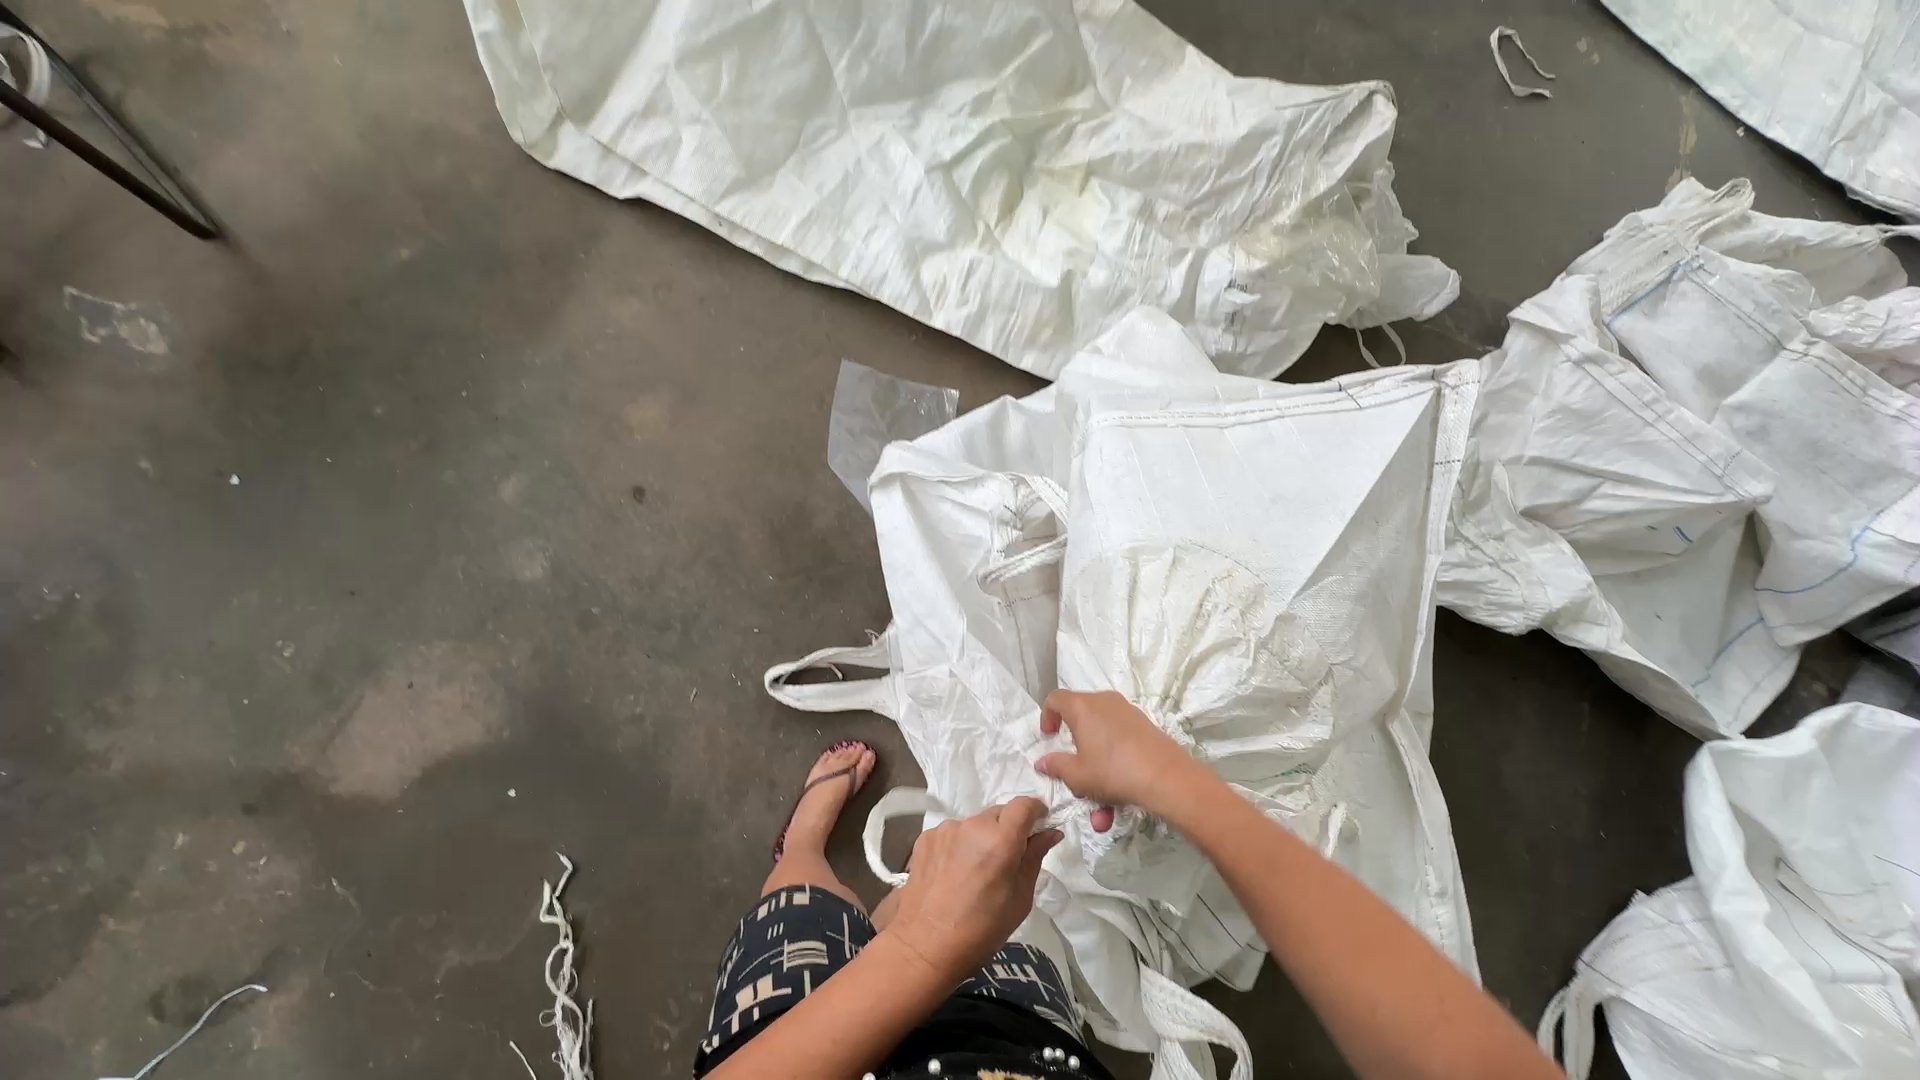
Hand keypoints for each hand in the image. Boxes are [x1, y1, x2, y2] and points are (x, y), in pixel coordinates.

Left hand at [883, 798, 1061, 981]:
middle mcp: (972, 826)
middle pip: (999, 813)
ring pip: (974, 824)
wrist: (925, 947)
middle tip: (1007, 861)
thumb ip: (1034, 858)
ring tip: (976, 872)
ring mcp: (945, 830)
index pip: (1024, 805)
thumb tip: (1050, 832)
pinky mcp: (925, 838)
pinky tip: (953, 874)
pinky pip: (952, 834)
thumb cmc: (982, 930)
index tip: (1038, 827)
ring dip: (982, 838)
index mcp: (1000, 840)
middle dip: (1008, 829)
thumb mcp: (1020, 899)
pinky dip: (959, 846)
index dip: (1035, 812)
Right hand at [1035, 690, 1208, 828]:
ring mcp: (1127, 712)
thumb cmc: (1113, 771)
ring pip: (1101, 739)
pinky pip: (1119, 743)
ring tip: (1101, 809)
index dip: (1047, 716)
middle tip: (1074, 775)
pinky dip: (1114, 766)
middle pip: (1080, 721)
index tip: (1049, 737)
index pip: (1055, 699)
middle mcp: (1104, 702)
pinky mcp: (1144, 726)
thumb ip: (1055, 766)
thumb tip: (1042, 762)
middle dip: (1075, 753)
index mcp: (1082, 707)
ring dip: (1096, 771)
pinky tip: (1119, 800)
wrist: (1166, 777)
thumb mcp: (1077, 775)